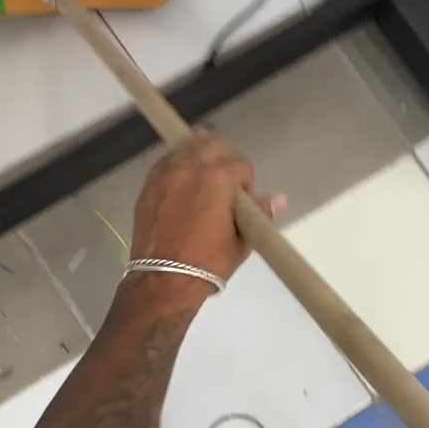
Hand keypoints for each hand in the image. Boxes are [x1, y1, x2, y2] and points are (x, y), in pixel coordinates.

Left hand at [127, 134, 285, 297]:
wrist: (164, 281)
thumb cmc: (207, 265)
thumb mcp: (239, 243)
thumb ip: (258, 215)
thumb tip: (279, 200)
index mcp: (219, 178)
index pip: (242, 164)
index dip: (246, 183)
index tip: (242, 203)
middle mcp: (191, 166)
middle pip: (215, 146)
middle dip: (225, 162)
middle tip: (226, 189)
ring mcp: (166, 173)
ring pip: (188, 147)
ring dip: (201, 159)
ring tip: (204, 184)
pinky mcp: (149, 184)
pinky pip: (168, 161)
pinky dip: (179, 167)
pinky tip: (182, 187)